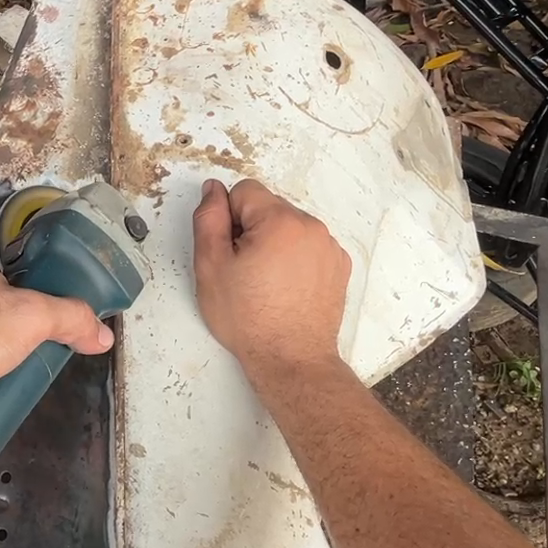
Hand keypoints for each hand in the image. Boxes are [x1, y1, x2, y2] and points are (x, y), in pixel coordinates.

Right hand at [192, 178, 350, 383]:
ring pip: (286, 227)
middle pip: (267, 208)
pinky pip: (306, 246)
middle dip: (249, 230)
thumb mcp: (211, 265)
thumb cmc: (247, 317)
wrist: (290, 358)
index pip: (244, 191)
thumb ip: (209, 219)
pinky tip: (281, 287)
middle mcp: (312, 227)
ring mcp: (329, 246)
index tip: (226, 249)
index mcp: (280, 222)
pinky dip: (291, 258)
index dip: (227, 217)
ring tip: (261, 281)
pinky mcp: (338, 265)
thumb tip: (213, 190)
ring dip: (270, 243)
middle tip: (239, 269)